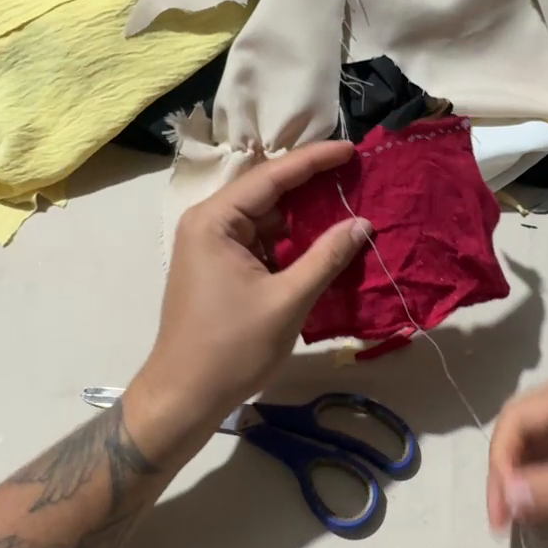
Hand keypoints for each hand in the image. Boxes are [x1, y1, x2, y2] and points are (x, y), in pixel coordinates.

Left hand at [125, 142, 371, 459]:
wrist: (185, 396)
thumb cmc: (231, 347)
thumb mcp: (287, 301)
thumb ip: (326, 257)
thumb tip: (363, 223)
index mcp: (215, 221)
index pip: (271, 176)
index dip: (314, 160)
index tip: (351, 150)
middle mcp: (209, 223)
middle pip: (268, 192)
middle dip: (312, 186)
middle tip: (356, 176)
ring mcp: (213, 246)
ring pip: (268, 218)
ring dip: (304, 217)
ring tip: (349, 206)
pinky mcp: (221, 267)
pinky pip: (262, 242)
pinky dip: (291, 242)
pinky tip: (324, 242)